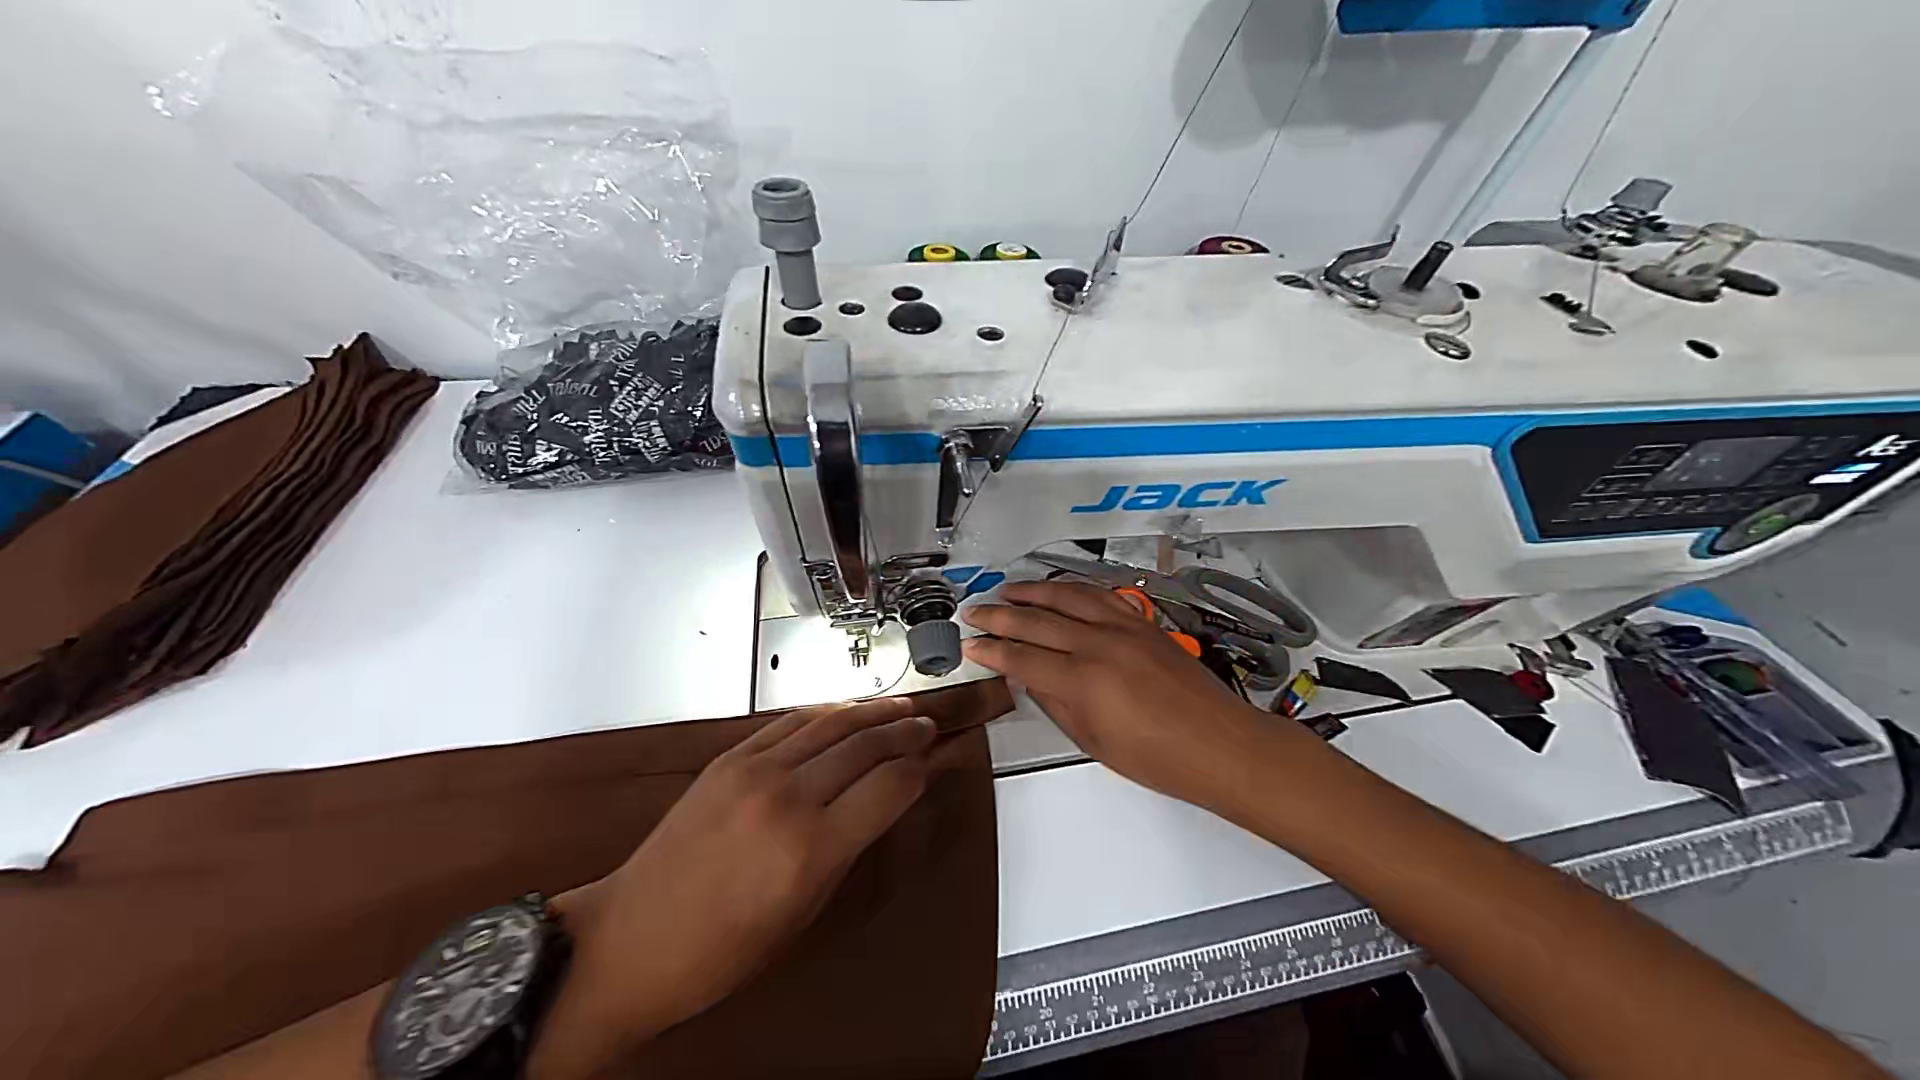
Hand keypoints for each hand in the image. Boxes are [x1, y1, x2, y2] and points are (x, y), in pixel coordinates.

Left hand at [554, 698, 937, 1049]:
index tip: (930, 766)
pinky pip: (788, 722)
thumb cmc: (715, 948)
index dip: (918, 771)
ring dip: (872, 712)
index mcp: (811, 848)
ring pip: (831, 723)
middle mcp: (784, 799)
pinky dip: (824, 712)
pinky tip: (844, 709)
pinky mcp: (728, 761)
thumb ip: (848, 848)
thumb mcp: (803, 912)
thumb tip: (880, 807)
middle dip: (904, 733)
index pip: (889, 786)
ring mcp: (753, 773)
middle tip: (926, 728)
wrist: (631, 940)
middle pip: (865, 745)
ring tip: (899, 708)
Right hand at [962, 580, 1299, 806]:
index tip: (971, 645)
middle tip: (974, 610)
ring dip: (1032, 591)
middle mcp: (1099, 646)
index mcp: (1082, 683)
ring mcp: (1123, 628)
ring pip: (1066, 596)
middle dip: (998, 615)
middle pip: (1035, 621)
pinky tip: (1058, 588)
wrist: (1219, 745)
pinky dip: (1072, 587)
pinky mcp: (1142, 622)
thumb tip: (1029, 679)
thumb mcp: (1093, 741)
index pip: (1020, 658)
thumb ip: (1055, 703)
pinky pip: (1100, 594)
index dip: (990, 650)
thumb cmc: (1160, 758)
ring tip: (1008, 590)